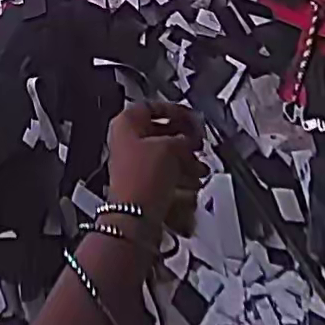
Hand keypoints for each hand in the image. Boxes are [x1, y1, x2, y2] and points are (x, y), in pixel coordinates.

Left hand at [106, 101, 206, 231]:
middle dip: (182, 138)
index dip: (174, 111)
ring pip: (164, 155)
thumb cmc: (142, 178)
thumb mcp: (169, 148)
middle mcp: (126, 141)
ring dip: (185, 159)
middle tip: (198, 142)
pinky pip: (164, 175)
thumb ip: (184, 138)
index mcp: (125, 123)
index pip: (152, 107)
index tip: (192, 117)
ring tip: (199, 165)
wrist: (136, 218)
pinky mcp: (143, 185)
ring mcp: (133, 164)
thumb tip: (191, 137)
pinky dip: (179, 176)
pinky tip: (192, 180)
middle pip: (159, 132)